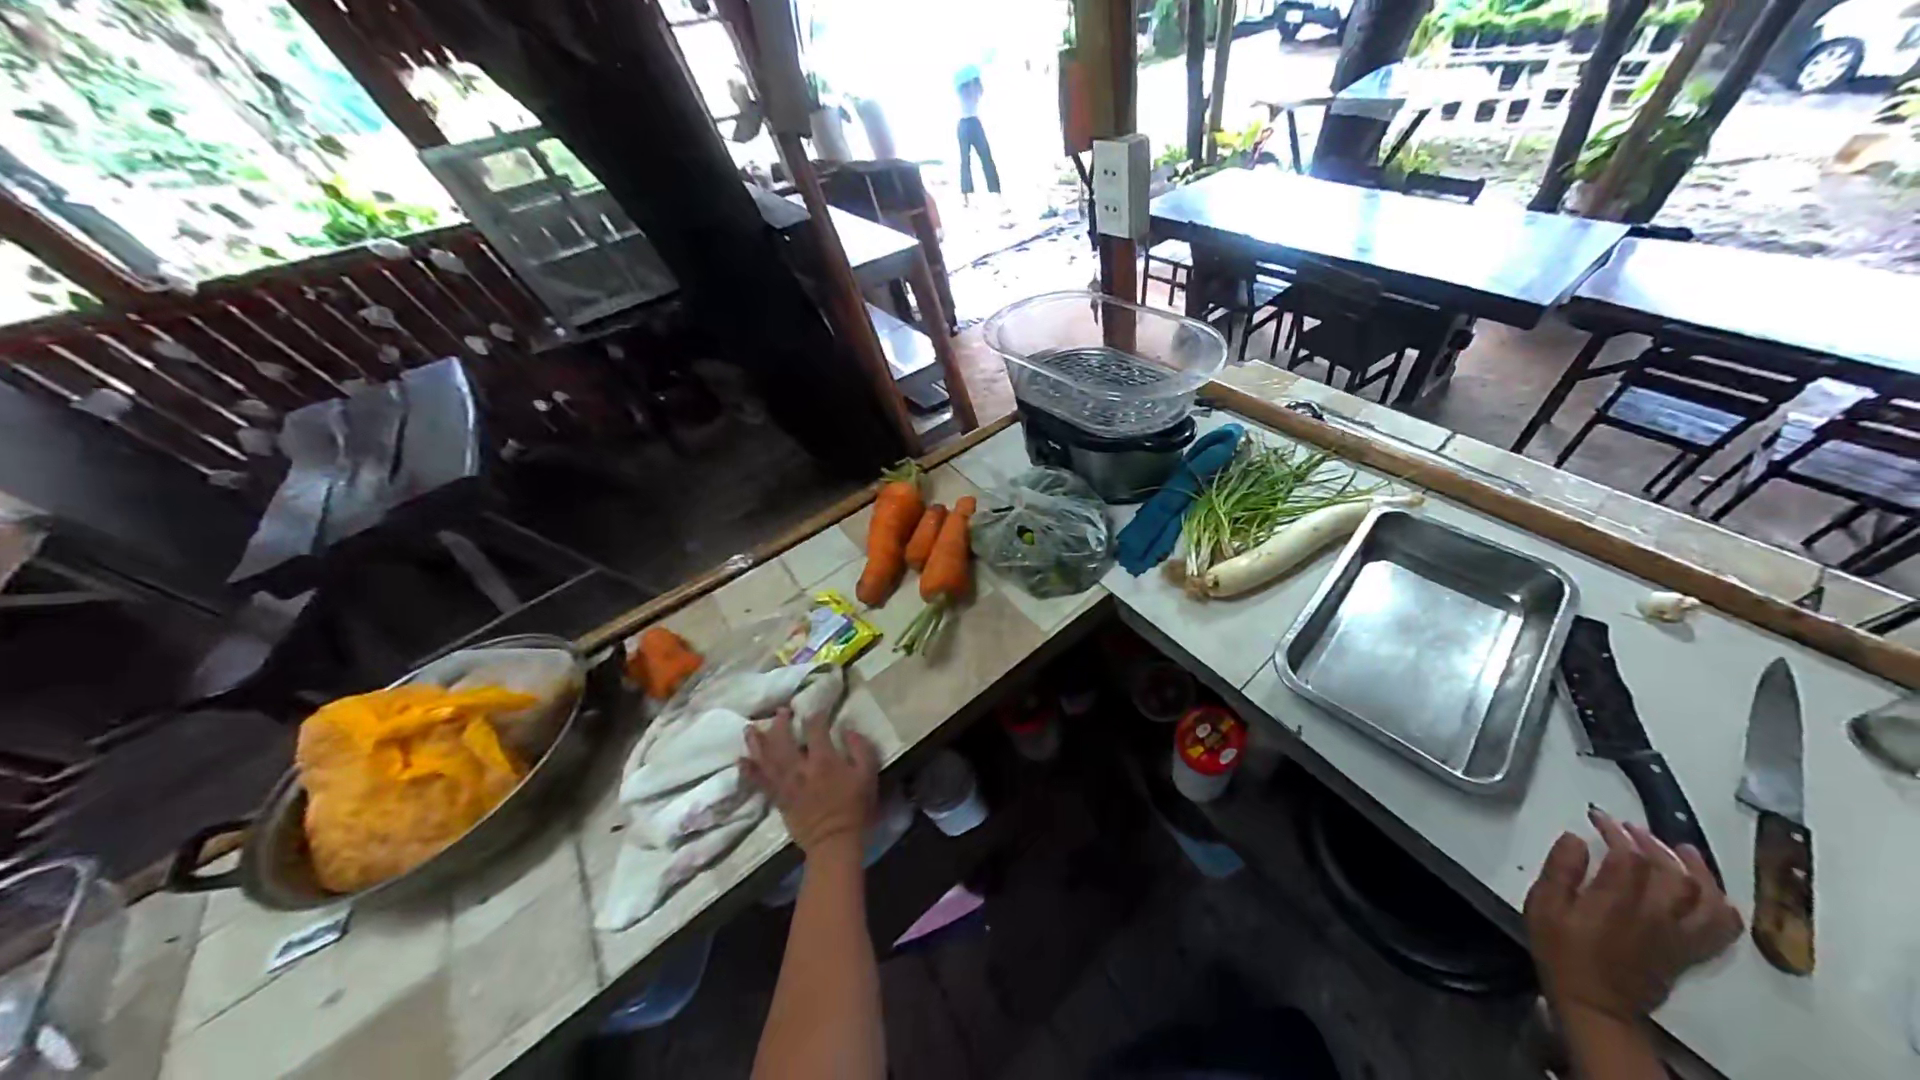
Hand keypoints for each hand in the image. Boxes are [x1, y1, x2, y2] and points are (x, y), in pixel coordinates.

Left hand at [743, 705, 877, 855]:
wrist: (835, 842)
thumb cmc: (855, 808)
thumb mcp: (868, 775)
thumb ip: (860, 749)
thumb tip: (848, 730)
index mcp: (823, 760)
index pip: (815, 729)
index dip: (815, 715)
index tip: (816, 710)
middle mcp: (799, 768)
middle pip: (782, 739)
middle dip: (780, 723)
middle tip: (780, 712)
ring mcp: (785, 784)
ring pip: (765, 757)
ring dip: (756, 742)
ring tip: (750, 729)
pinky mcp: (778, 798)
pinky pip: (759, 781)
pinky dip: (749, 770)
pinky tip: (740, 760)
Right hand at [1525, 806, 1743, 1025]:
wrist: (1594, 1001)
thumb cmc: (1560, 948)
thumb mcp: (1544, 905)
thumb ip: (1560, 870)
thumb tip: (1576, 839)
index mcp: (1618, 902)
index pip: (1630, 856)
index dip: (1616, 831)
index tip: (1597, 817)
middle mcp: (1656, 915)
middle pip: (1670, 870)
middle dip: (1650, 841)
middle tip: (1628, 827)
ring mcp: (1679, 935)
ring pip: (1705, 896)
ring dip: (1695, 868)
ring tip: (1680, 848)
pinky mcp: (1689, 951)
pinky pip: (1721, 928)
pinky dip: (1721, 905)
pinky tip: (1710, 893)